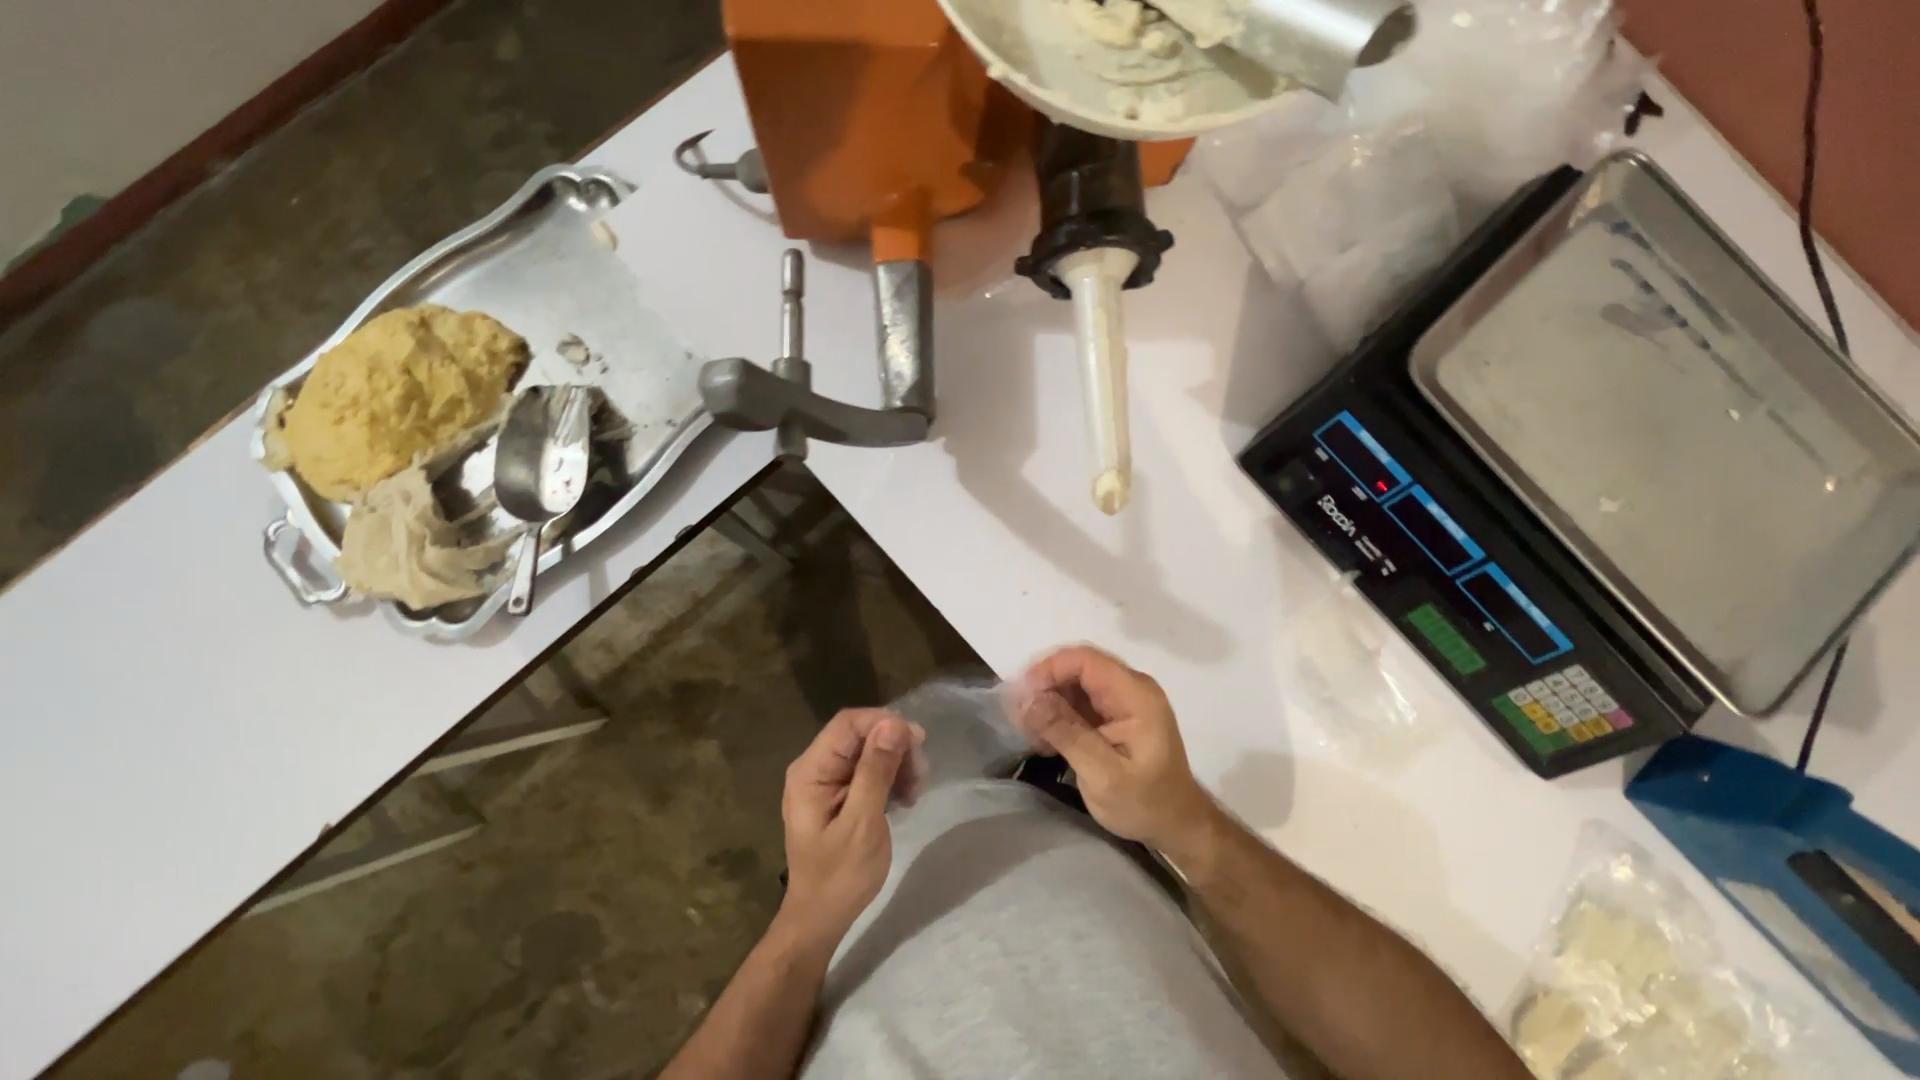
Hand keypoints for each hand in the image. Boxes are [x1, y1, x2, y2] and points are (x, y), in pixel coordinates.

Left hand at [779, 709, 921, 943]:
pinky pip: (869, 771)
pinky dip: (892, 779)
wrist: (822, 918)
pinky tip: (907, 799)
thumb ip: (876, 771)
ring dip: (898, 764)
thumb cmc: (839, 875)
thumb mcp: (862, 822)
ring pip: (869, 752)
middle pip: (861, 735)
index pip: (848, 723)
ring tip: (916, 792)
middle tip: (922, 775)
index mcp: (811, 770)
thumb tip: (894, 724)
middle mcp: (815, 768)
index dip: (885, 723)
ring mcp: (827, 782)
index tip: (918, 743)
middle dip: (895, 747)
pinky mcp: (840, 795)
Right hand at [1017, 646, 1221, 853]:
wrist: (1176, 826)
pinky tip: (1045, 741)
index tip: (1021, 697)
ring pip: (1075, 684)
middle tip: (1018, 718)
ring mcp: (1124, 701)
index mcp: (1136, 696)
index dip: (1049, 670)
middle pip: (1078, 668)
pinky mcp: (1116, 716)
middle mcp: (1131, 688)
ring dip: (1048, 704)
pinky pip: (1081, 702)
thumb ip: (1065, 732)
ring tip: (1028, 733)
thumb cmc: (1145, 803)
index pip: (1085, 660)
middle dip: (1044, 687)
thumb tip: (1026, 699)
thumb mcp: (1101, 774)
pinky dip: (1059, 716)